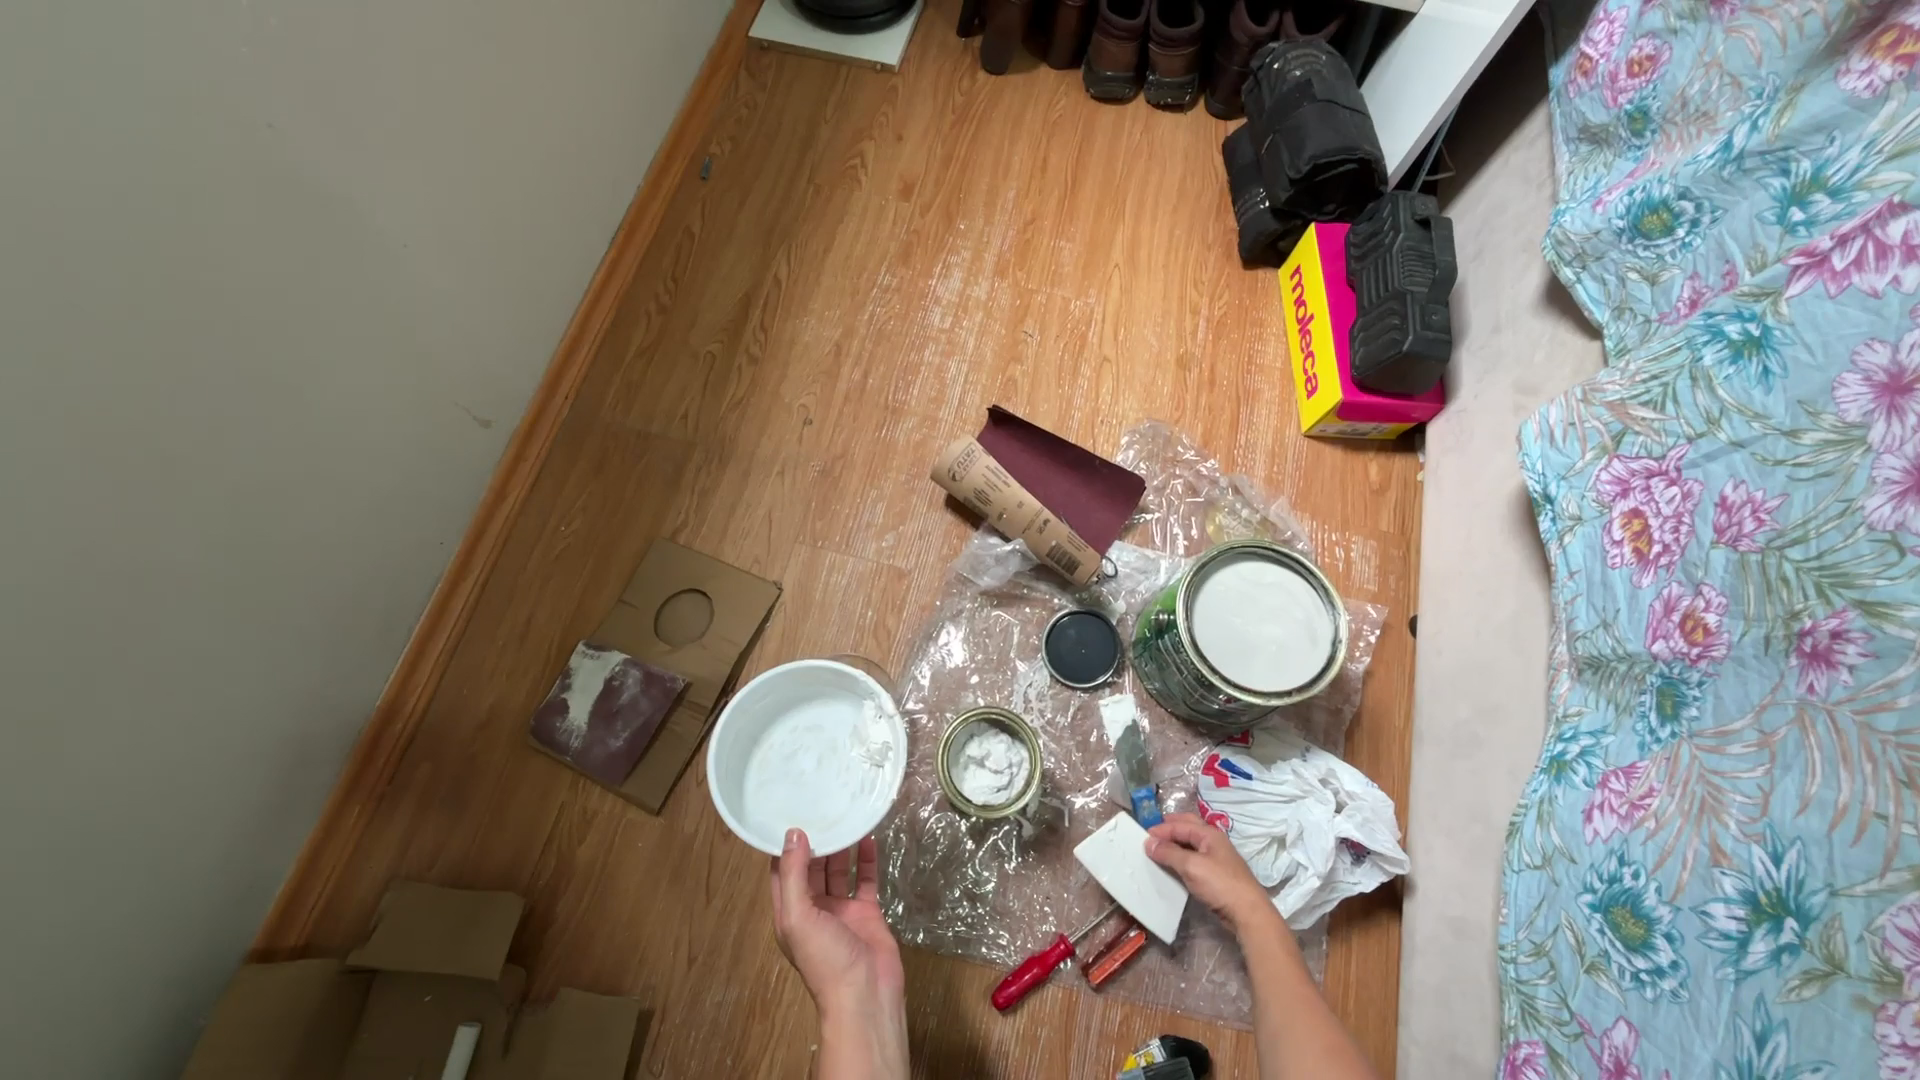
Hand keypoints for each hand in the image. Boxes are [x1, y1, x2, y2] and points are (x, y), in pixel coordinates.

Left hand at [770, 829, 905, 1016]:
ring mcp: (842, 910)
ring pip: (838, 870)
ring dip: (842, 847)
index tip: (790, 813)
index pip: (782, 872)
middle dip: (816, 841)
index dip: (784, 846)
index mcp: (790, 913)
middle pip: (812, 868)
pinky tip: (870, 837)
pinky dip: (866, 859)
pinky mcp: (867, 911)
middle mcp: (814, 909)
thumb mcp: (799, 917)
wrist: (866, 994)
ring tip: (847, 815)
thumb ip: (795, 874)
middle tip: (823, 807)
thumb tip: (793, 833)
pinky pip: (865, 879)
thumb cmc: (825, 959)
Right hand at [1144, 813, 1275, 934]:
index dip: (1161, 829)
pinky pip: (1195, 859)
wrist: (1247, 912)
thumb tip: (1149, 842)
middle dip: (1171, 828)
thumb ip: (1169, 853)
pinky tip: (1174, 866)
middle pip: (1189, 828)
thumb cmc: (1219, 884)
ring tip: (1160, 849)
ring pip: (1192, 844)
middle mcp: (1214, 842)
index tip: (1142, 836)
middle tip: (1153, 833)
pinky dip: (1182, 858)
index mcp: (1209, 834)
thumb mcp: (1191, 866)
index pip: (1180, 825)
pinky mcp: (1217, 875)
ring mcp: (1217, 858)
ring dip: (1176, 843)